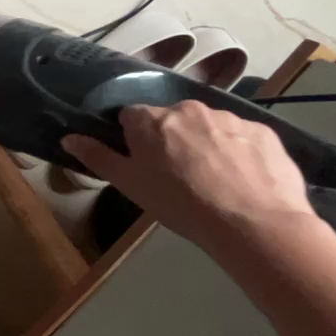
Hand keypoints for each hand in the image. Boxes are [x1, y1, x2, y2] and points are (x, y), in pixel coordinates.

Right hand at [64, 101, 322, 250]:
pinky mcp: (266, 133)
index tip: (144, 162)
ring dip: (207, 144)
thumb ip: (97, 156)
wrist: (256, 226)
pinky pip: (244, 137)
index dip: (134, 139)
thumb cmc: (181, 203)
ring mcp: (230, 119)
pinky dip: (241, 152)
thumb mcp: (129, 184)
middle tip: (180, 173)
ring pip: (209, 127)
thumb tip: (68, 137)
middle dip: (173, 138)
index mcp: (150, 119)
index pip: (130, 117)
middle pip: (172, 119)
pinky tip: (244, 179)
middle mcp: (188, 109)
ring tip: (216, 179)